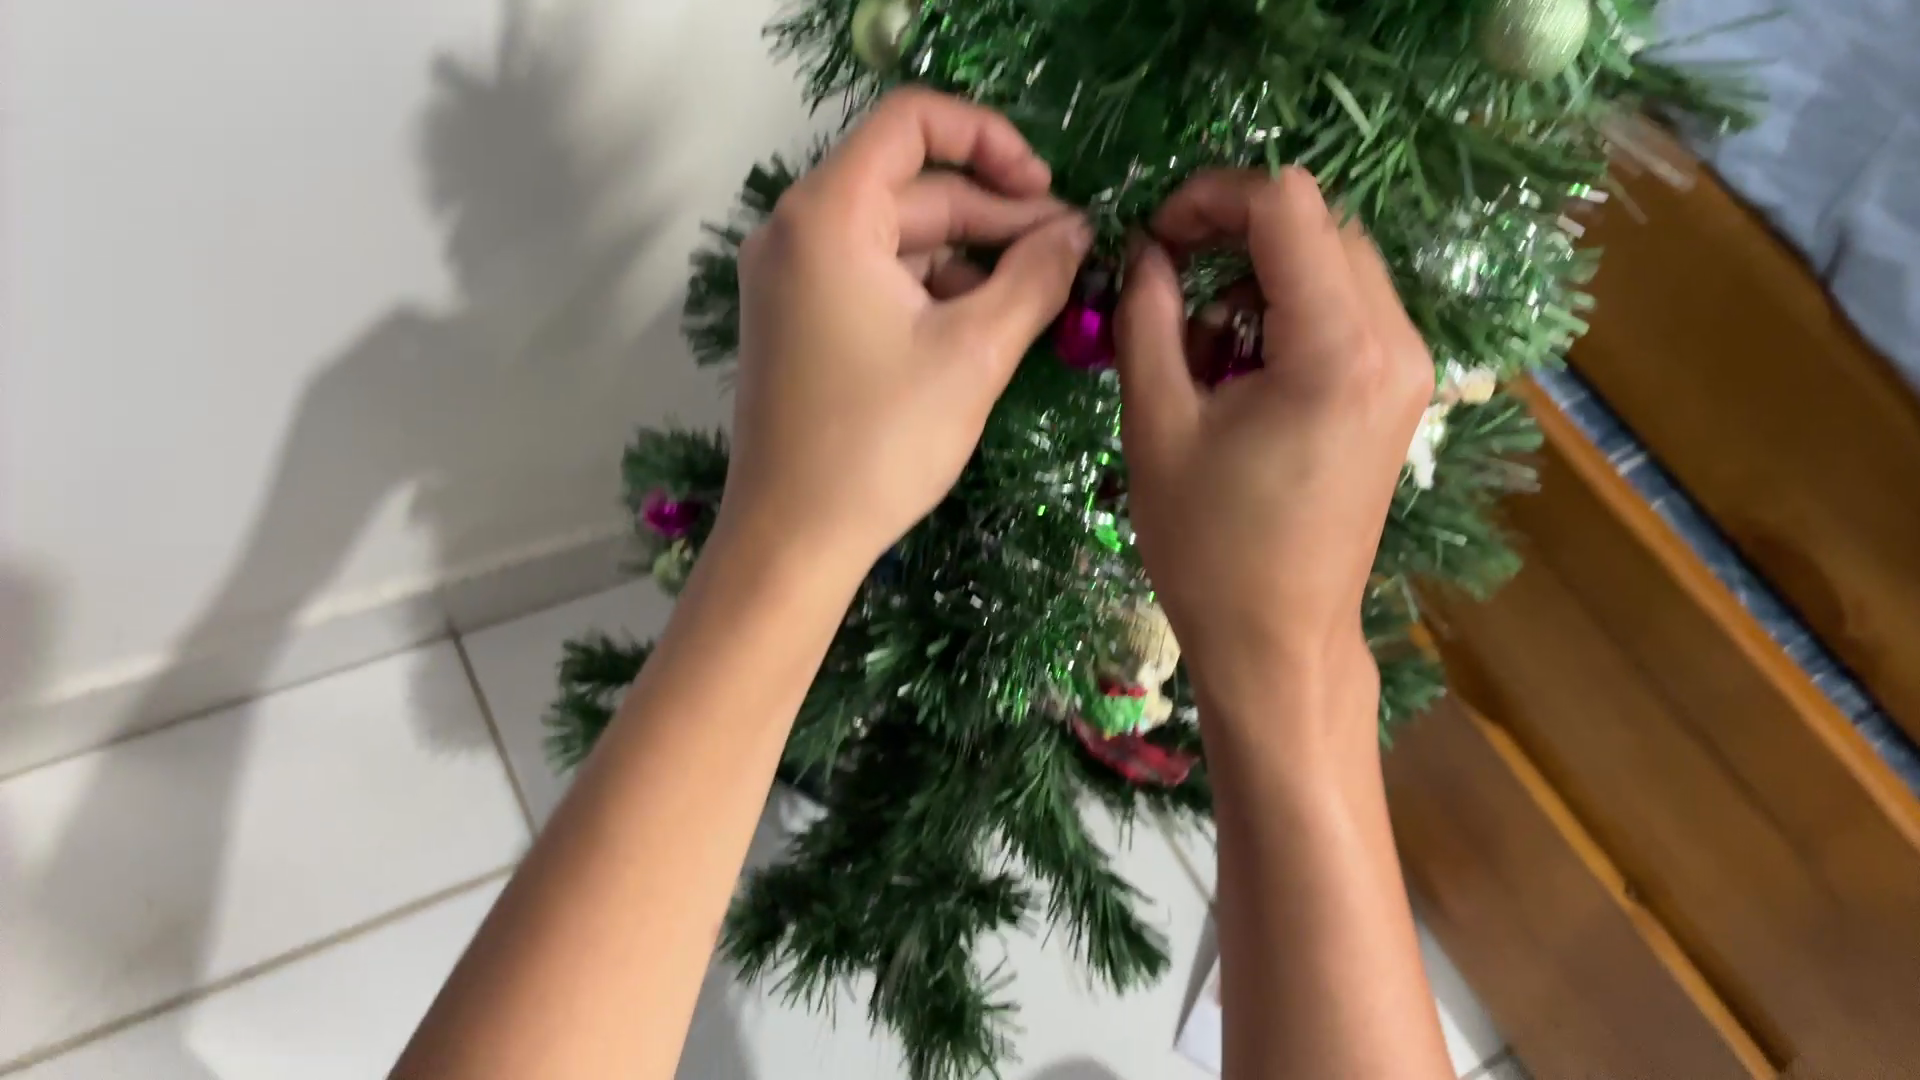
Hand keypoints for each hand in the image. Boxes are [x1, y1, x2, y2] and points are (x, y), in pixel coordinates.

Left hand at [719, 87, 1092, 576]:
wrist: (793, 537)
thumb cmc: (882, 442)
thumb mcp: (974, 353)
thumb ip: (1036, 277)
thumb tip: (1080, 231)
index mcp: (827, 214)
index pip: (913, 122)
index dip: (991, 140)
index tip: (1048, 190)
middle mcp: (796, 231)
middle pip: (912, 190)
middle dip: (995, 217)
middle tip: (1070, 255)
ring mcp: (792, 280)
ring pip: (898, 242)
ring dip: (970, 261)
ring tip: (1039, 295)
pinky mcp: (799, 323)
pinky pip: (875, 282)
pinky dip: (931, 293)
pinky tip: (984, 323)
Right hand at [1116, 168, 1432, 742]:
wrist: (1276, 641)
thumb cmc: (1207, 546)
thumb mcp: (1156, 426)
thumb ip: (1146, 319)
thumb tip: (1145, 252)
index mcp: (1338, 348)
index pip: (1287, 205)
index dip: (1210, 198)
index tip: (1153, 237)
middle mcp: (1396, 343)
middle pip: (1319, 226)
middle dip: (1234, 234)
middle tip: (1165, 280)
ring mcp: (1408, 371)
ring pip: (1335, 266)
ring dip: (1260, 277)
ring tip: (1200, 346)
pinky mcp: (1397, 397)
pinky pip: (1347, 314)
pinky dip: (1288, 315)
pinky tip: (1242, 372)